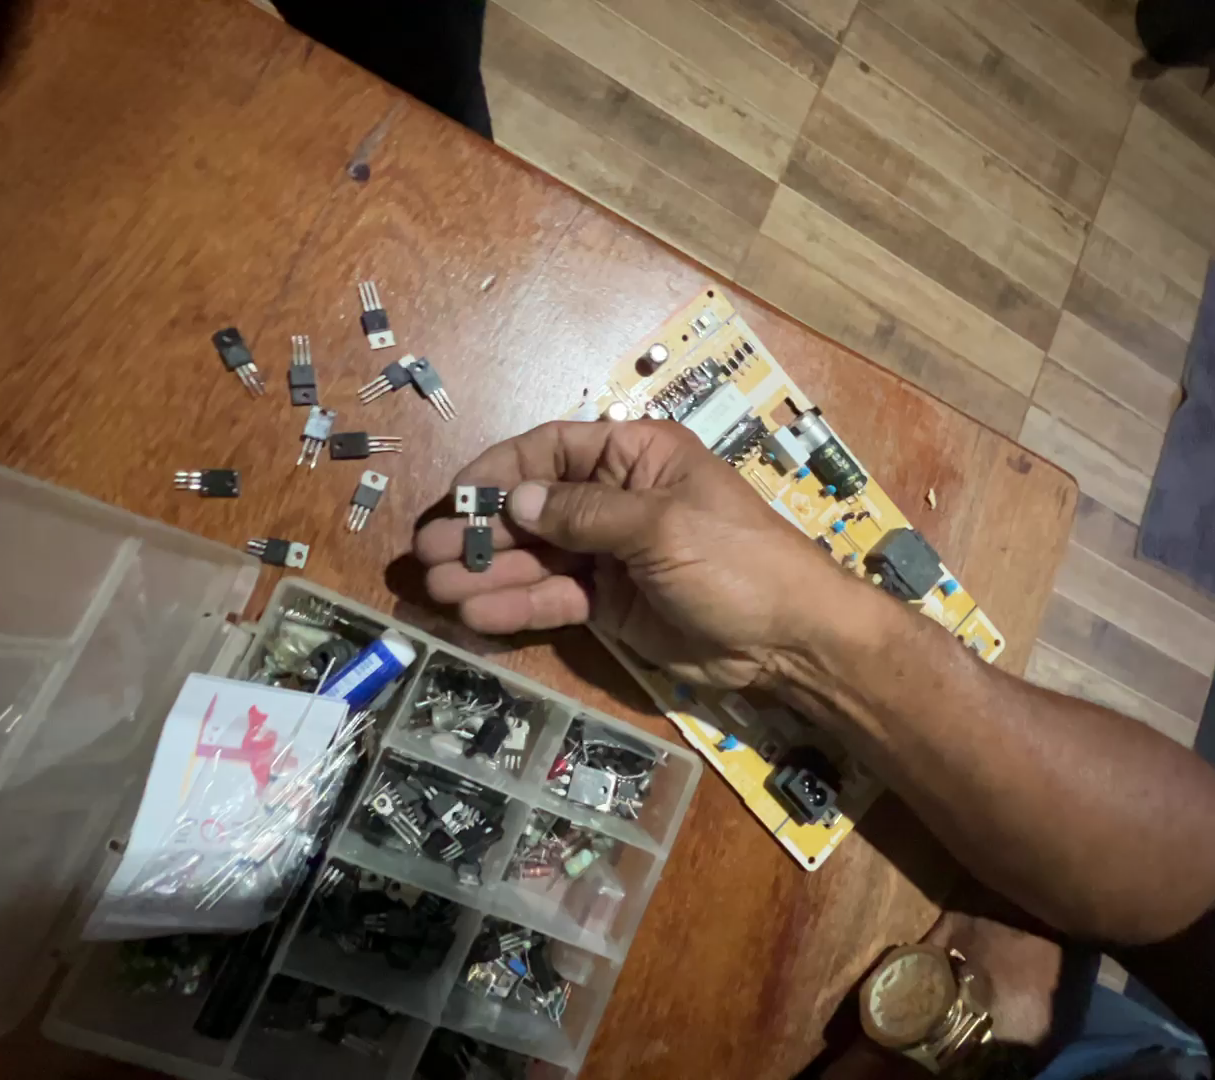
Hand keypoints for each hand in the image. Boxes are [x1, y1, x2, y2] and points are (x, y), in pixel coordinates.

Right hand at [413, 420, 865, 690]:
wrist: (786, 638)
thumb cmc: (734, 559)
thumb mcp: (661, 524)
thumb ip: (585, 512)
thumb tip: (518, 499)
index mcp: (635, 458)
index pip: (553, 451)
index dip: (501, 471)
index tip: (455, 497)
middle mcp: (615, 500)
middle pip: (535, 509)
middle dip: (483, 531)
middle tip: (427, 555)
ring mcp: (609, 555)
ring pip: (537, 558)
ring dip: (488, 573)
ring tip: (435, 590)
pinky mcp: (608, 602)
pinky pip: (554, 598)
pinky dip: (517, 606)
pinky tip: (475, 614)